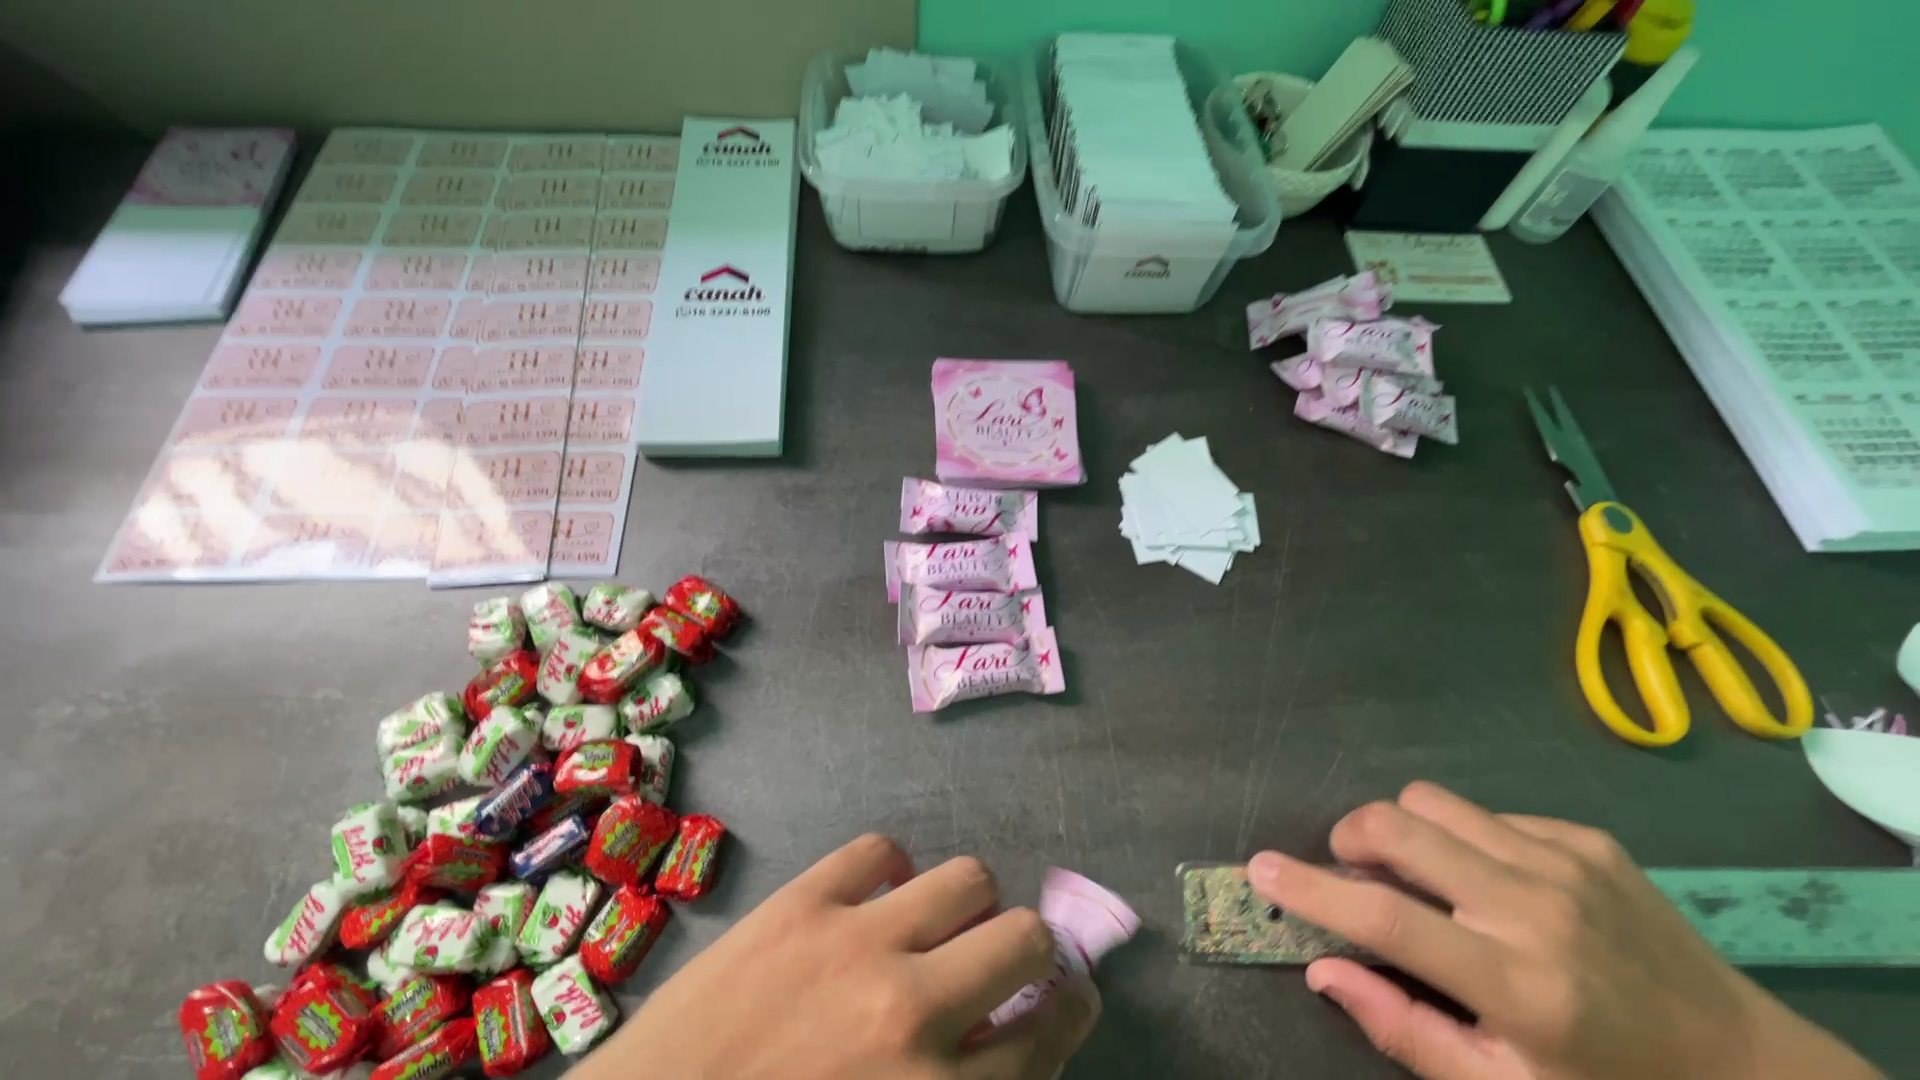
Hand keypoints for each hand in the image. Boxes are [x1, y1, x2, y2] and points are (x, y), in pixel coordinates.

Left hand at [569, 834, 1098, 1079]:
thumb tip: (1007, 1033)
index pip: (1046, 1036)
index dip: (1068, 1008)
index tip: (1064, 996)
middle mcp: (912, 1010)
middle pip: (1025, 939)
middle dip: (1029, 948)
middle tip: (1000, 960)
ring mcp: (856, 944)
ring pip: (968, 878)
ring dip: (967, 904)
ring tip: (935, 924)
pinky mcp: (801, 901)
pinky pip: (880, 850)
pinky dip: (891, 873)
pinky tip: (874, 900)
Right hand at [1250, 782, 1883, 1079]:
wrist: (1745, 1066)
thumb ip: (1404, 1031)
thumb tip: (1322, 969)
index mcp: (1515, 983)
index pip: (1385, 917)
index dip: (1310, 887)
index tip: (1259, 867)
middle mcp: (1534, 906)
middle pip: (1399, 826)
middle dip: (1349, 837)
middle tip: (1349, 869)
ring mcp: (1565, 861)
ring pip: (1432, 801)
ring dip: (1402, 830)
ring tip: (1419, 871)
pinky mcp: (1587, 839)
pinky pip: (1486, 812)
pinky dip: (1463, 838)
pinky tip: (1493, 882)